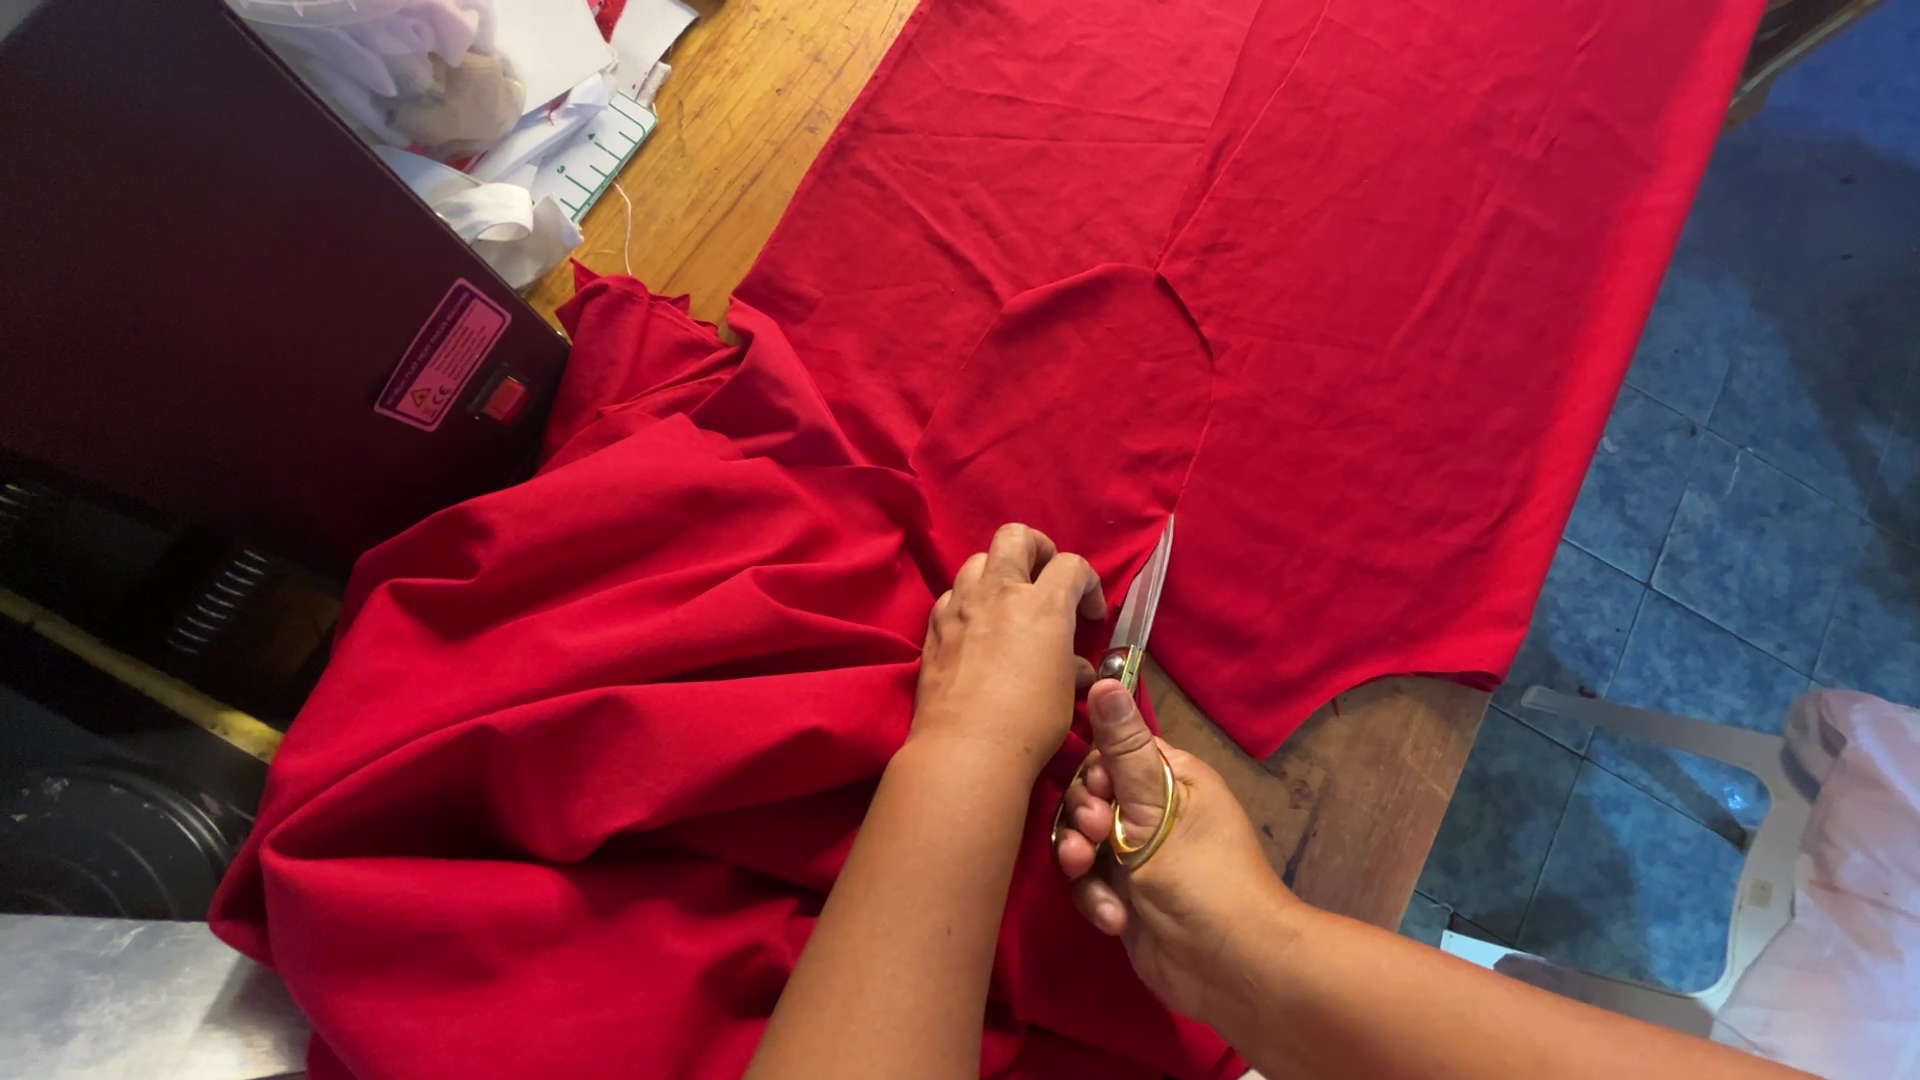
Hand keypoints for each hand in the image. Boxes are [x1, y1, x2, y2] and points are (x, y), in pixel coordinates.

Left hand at [914, 524, 1106, 778]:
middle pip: (1016, 536)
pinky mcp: (934, 626)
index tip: (1089, 615)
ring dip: (997, 573)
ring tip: (1006, 603)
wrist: (966, 747)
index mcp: (1042, 604)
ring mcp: (961, 605)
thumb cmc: (1029, 720)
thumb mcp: (1065, 692)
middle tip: (1044, 578)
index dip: (1088, 584)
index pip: (1072, 565)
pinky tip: (975, 629)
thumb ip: (1071, 667)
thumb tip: (1075, 668)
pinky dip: (967, 602)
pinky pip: (951, 595)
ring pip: (977, 560)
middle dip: (1037, 549)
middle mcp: (999, 592)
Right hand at [1053, 680, 1300, 1025]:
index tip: (1097, 791)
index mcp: (1171, 778)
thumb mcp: (1157, 808)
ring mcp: (1135, 855)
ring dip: (1080, 857)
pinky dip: (1095, 897)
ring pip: (1081, 839)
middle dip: (1083, 818)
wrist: (1233, 974)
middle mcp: (1151, 811)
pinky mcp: (1121, 894)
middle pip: (1089, 796)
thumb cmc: (1203, 877)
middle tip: (1095, 837)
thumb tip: (1104, 681)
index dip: (1094, 770)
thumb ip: (1123, 748)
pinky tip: (1114, 917)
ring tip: (1087, 873)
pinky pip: (1088, 881)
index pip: (1112, 751)